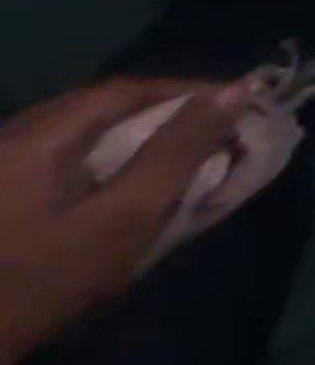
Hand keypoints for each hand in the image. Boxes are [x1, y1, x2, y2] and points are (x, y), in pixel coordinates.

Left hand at [0, 78, 245, 364]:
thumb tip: (242, 87)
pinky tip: (116, 178)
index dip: (187, 90)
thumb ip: (184, 146)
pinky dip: (98, 154)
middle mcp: (2, 146)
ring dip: (131, 132)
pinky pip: (51, 155)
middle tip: (213, 126)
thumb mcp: (129, 212)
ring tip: (175, 151)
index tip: (237, 103)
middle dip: (162, 110)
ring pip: (73, 131)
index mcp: (31, 142)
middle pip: (96, 108)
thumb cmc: (49, 277)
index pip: (125, 90)